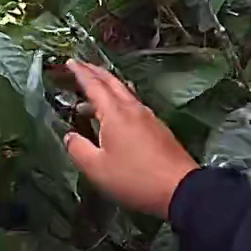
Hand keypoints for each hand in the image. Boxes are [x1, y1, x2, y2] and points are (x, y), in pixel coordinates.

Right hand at [63, 59, 199, 218]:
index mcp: (115, 114)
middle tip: (82, 65)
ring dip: (109, 85)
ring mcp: (148, 117)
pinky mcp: (158, 128)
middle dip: (96, 72)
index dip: (81, 73)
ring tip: (96, 86)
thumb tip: (70, 136)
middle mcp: (133, 109)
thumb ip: (79, 149)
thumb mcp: (97, 168)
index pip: (94, 86)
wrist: (180, 188)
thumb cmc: (134, 178)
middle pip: (113, 83)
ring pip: (125, 93)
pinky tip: (117, 111)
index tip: (71, 62)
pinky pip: (134, 104)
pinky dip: (120, 100)